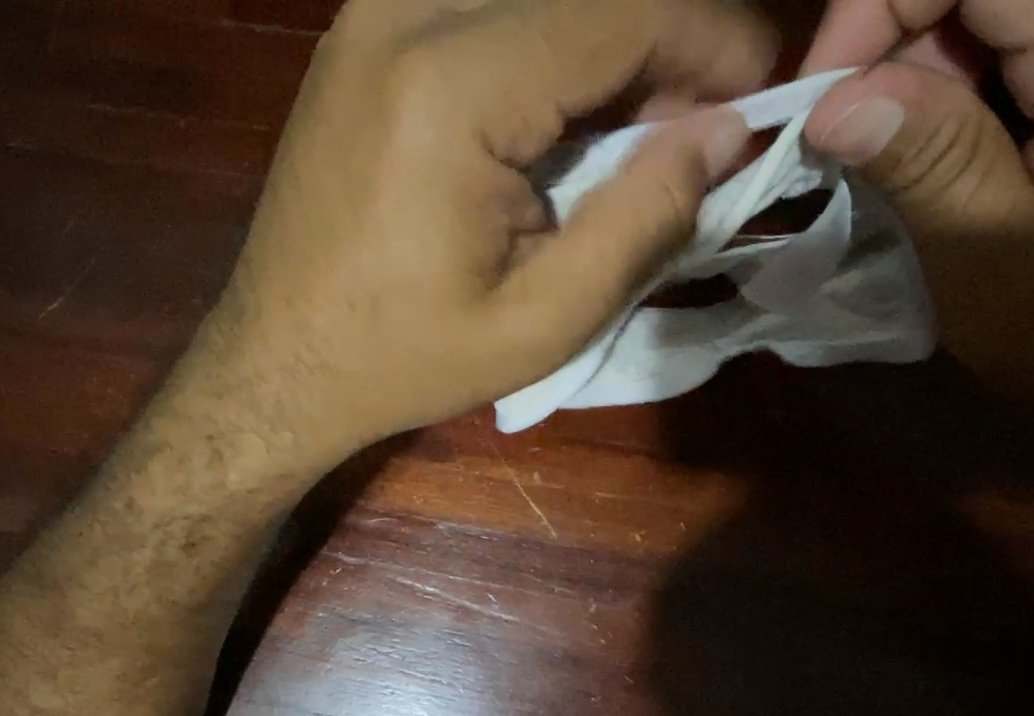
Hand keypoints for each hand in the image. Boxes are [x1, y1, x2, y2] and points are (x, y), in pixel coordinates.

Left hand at [188, 0, 775, 459]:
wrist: (277, 363)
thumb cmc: (402, 360)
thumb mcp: (539, 322)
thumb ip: (645, 219)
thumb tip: (727, 133)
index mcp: (450, 87)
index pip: (626, 9)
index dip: (715, 42)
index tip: (756, 101)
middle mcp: (404, 13)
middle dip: (663, 43)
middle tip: (693, 131)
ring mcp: (370, 11)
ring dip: (605, 43)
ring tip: (632, 132)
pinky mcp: (360, 29)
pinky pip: (484, 7)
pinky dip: (545, 46)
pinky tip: (559, 118)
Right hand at [799, 0, 1033, 418]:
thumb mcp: (1010, 282)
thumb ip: (935, 175)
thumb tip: (836, 101)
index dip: (876, 5)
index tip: (818, 107)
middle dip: (894, 42)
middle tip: (848, 151)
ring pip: (1016, 3)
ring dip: (930, 67)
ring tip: (900, 166)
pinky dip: (975, 80)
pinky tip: (961, 158)